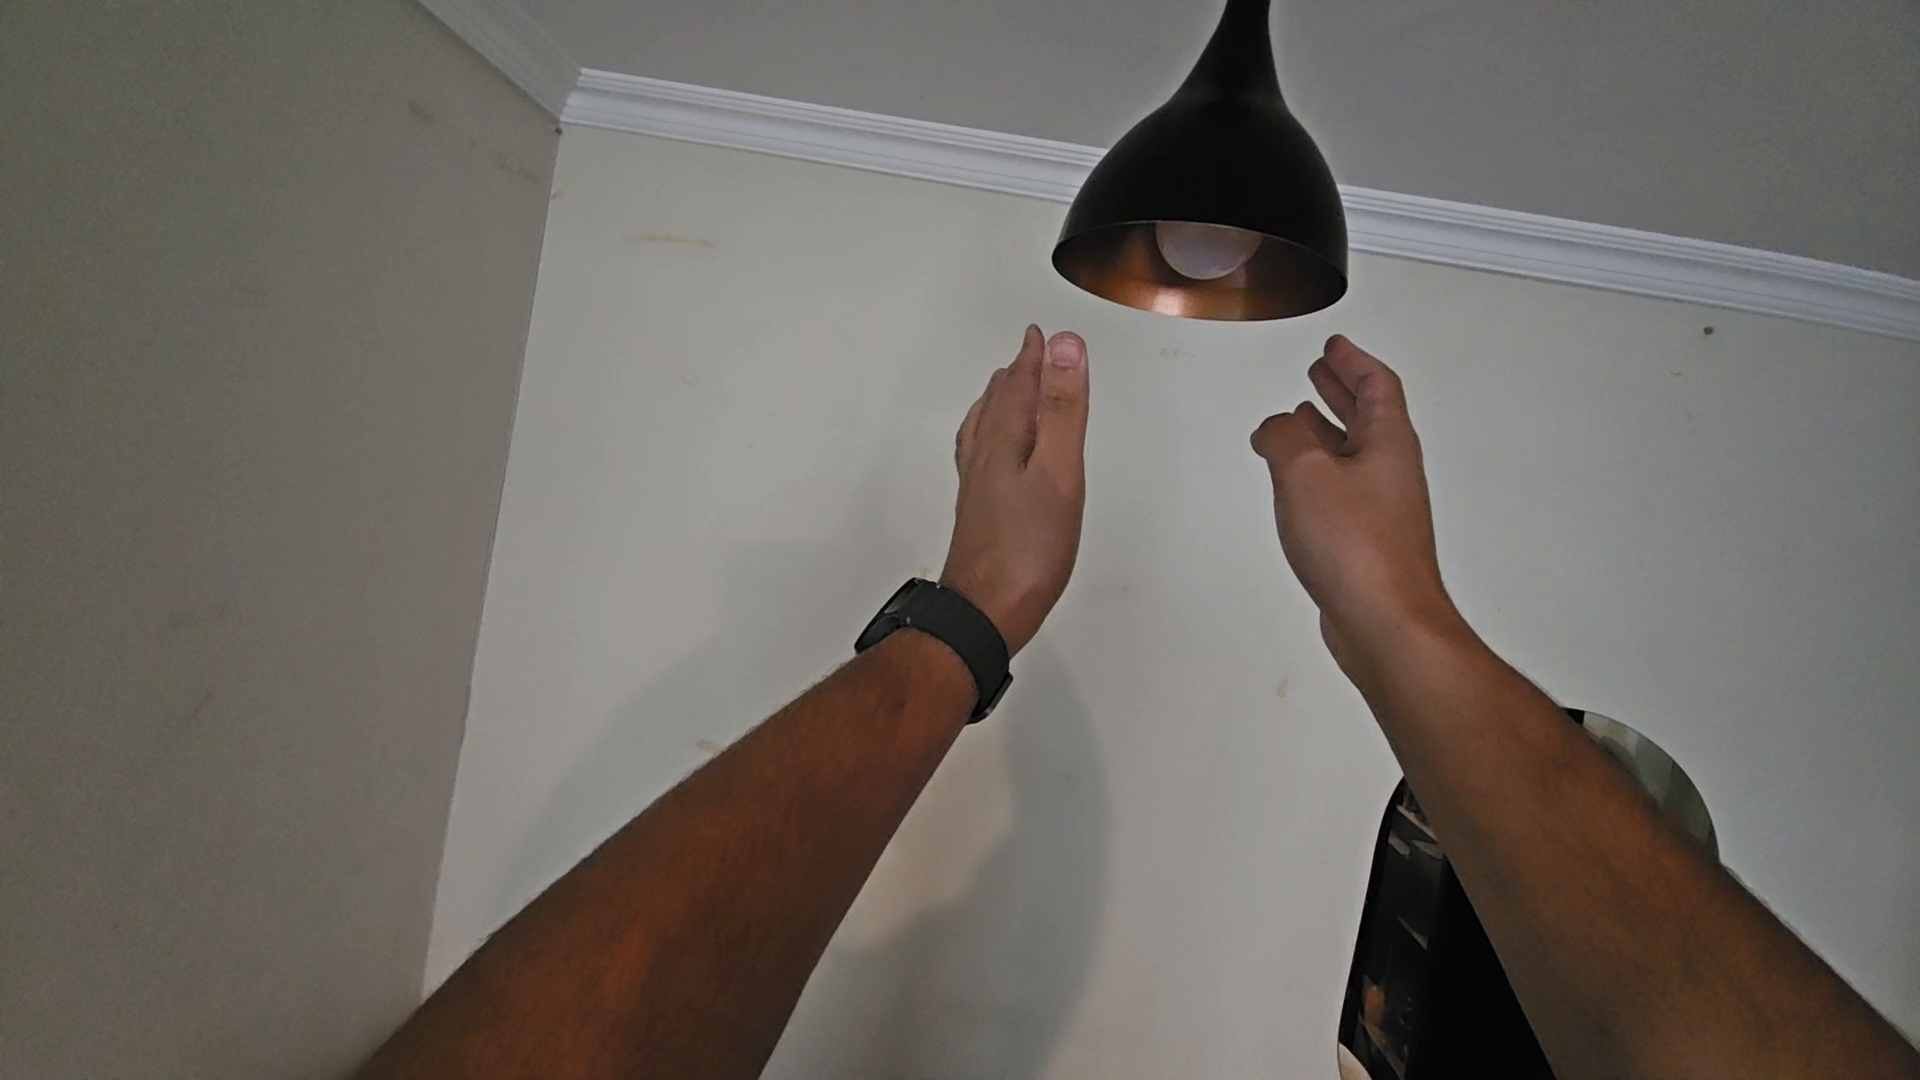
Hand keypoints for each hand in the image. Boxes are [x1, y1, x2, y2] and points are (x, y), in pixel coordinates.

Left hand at [939, 325, 1089, 655]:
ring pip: (985, 433)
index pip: (1017, 388)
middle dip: (1014, 377)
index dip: (1031, 359)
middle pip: (997, 406)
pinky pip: (983, 460)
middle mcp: (984, 461)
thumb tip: (1063, 346)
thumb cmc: (1027, 549)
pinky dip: (990, 441)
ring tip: (1005, 394)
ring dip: (998, 406)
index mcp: (1004, 443)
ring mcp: (979, 490)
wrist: (985, 611)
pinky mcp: (981, 515)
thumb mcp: (1058, 472)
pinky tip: (994, 459)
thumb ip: (1063, 410)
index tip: (1037, 335)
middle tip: (1025, 357)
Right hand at [1249, 336, 1458, 670]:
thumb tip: (1272, 428)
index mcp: (1387, 443)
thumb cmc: (1355, 547)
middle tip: (1323, 371)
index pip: (1376, 385)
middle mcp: (1389, 472)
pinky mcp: (1363, 538)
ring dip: (1327, 428)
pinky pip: (1339, 486)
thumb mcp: (1304, 473)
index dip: (1353, 361)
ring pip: (1351, 452)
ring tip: (1302, 416)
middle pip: (1368, 416)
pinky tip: (1297, 481)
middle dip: (1341, 389)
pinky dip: (1317, 469)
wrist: (1381, 618)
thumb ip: (1282, 438)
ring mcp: (1379, 507)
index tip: (1336, 345)